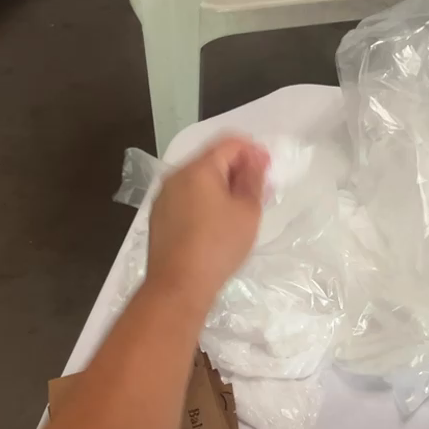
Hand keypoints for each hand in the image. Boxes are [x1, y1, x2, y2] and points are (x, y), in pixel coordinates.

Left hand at [144, 136, 268, 309]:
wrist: (179, 285)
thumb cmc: (219, 245)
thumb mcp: (247, 211)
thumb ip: (254, 178)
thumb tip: (255, 158)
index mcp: (198, 168)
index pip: (230, 143)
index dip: (253, 151)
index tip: (269, 169)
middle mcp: (176, 176)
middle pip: (212, 160)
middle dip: (237, 169)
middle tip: (258, 191)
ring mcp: (163, 197)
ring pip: (198, 180)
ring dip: (221, 186)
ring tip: (239, 209)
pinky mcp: (159, 217)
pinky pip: (186, 198)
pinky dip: (204, 201)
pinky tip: (216, 223)